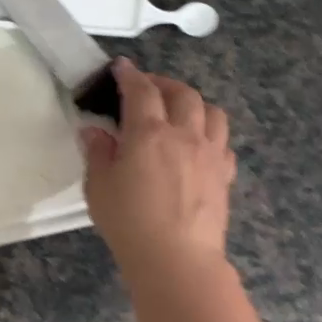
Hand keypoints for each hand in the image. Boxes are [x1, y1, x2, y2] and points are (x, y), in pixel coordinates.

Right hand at [81, 59, 236, 280]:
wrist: (175, 255)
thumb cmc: (126, 219)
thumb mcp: (97, 185)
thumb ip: (98, 152)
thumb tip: (95, 130)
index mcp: (149, 134)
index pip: (141, 92)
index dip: (130, 76)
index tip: (121, 67)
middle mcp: (185, 135)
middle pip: (182, 94)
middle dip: (163, 84)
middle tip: (145, 87)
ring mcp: (211, 153)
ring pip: (211, 111)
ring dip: (192, 102)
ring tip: (175, 109)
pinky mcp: (225, 172)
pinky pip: (221, 139)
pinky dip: (206, 130)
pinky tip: (194, 142)